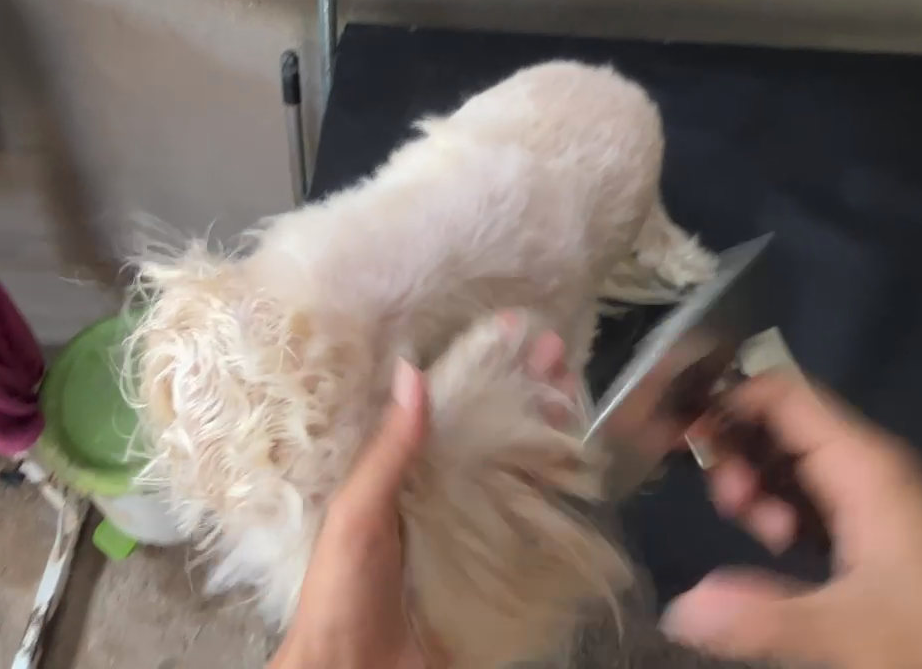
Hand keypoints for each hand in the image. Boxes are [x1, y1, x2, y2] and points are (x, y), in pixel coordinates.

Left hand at [269, 321, 573, 668]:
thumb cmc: (343, 589)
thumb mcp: (359, 513)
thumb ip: (389, 450)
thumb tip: (412, 373)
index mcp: (405, 465)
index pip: (450, 401)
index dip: (482, 364)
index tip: (515, 331)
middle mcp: (441, 483)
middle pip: (490, 423)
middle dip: (523, 386)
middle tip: (557, 351)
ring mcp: (471, 521)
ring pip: (515, 461)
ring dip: (544, 425)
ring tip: (572, 390)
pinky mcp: (495, 564)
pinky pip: (529, 519)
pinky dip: (554, 490)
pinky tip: (577, 463)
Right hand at [662, 372, 921, 668]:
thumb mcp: (848, 633)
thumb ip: (758, 615)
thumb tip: (677, 610)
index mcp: (862, 464)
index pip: (779, 392)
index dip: (727, 400)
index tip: (688, 436)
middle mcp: (868, 464)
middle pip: (780, 422)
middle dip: (740, 452)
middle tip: (728, 501)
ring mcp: (878, 493)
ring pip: (795, 459)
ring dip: (761, 485)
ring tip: (761, 534)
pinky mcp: (884, 524)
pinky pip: (816, 491)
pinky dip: (787, 507)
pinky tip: (784, 545)